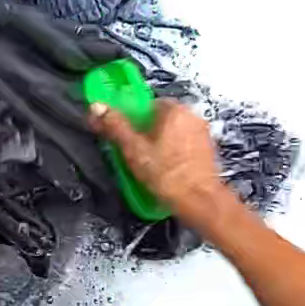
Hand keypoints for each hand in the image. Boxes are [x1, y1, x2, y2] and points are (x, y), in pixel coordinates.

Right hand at [89, 99, 230, 223]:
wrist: (200, 201)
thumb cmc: (167, 175)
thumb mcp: (133, 150)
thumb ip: (114, 125)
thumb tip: (96, 106)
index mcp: (173, 109)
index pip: (145, 104)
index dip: (130, 120)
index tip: (123, 136)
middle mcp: (192, 115)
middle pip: (159, 119)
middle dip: (145, 133)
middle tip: (133, 152)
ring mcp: (202, 133)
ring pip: (172, 133)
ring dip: (159, 144)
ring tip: (148, 164)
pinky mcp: (208, 150)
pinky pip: (183, 145)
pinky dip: (173, 153)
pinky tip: (165, 170)